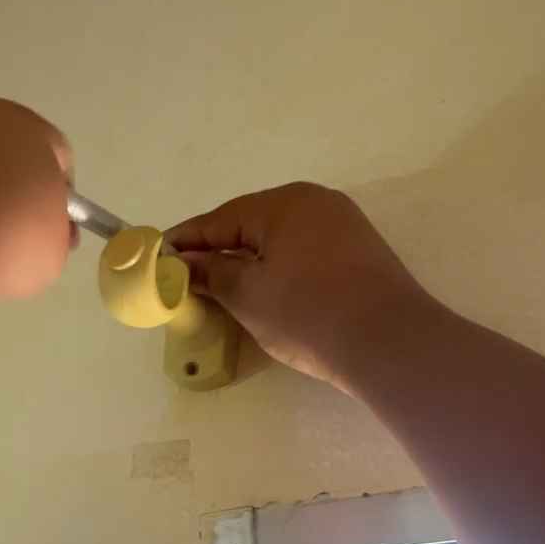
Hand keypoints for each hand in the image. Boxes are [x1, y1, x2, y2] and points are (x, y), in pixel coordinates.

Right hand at [168, 183, 442, 393]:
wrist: (387, 341)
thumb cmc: (307, 313)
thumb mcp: (248, 294)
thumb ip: (212, 272)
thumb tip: (184, 263)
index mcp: (281, 204)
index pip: (219, 219)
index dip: (186, 240)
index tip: (157, 256)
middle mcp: (313, 202)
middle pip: (249, 224)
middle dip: (216, 249)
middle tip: (186, 276)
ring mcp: (340, 225)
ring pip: (277, 239)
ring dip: (246, 260)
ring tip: (220, 287)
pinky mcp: (356, 251)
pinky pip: (300, 252)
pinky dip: (275, 267)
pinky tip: (263, 290)